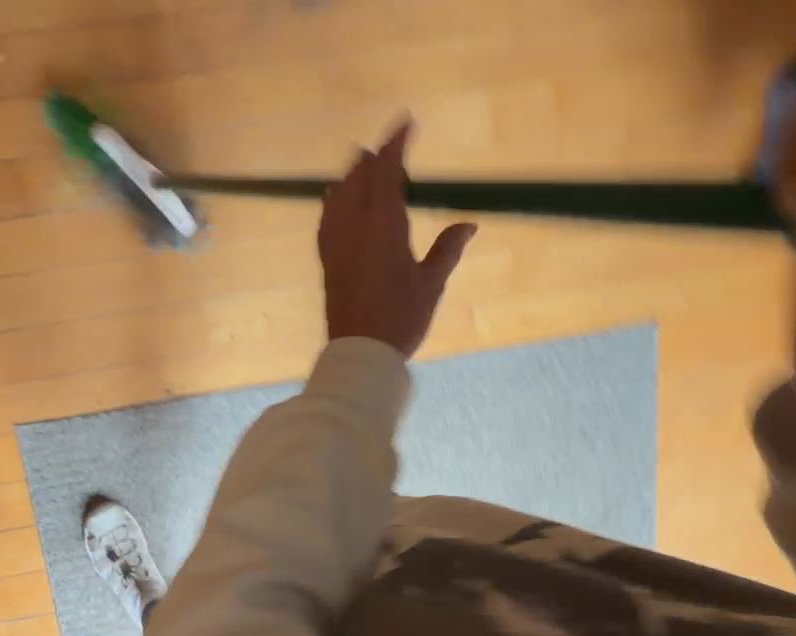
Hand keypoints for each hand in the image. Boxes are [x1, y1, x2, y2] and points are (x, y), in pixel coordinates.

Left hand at [319, 120, 476, 356]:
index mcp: (382, 225)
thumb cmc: (401, 318)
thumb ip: (448, 249)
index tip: (406, 122)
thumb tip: (469, 224)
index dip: (396, 144)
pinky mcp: (326, 261)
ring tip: (360, 164)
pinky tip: (335, 200)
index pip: (386, 171)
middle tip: (386, 146)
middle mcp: (353, 226)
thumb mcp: (431, 283)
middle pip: (358, 177)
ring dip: (351, 176)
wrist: (360, 352)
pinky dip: (335, 201)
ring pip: (338, 195)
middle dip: (372, 158)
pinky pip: (327, 218)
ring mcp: (335, 243)